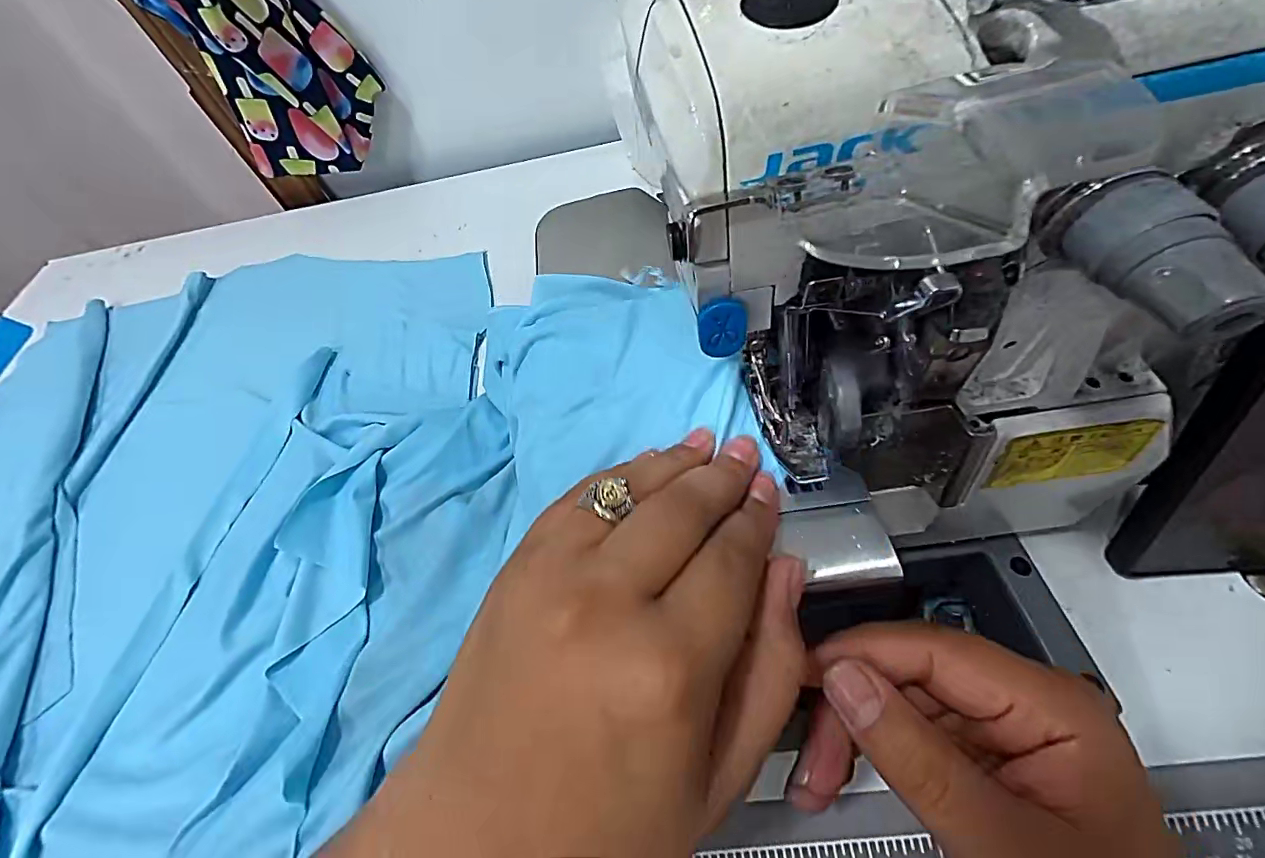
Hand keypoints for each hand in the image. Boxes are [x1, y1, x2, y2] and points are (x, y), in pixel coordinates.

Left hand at [325, 430, 807, 857]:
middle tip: (745, 456)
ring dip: (672, 462)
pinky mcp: (515, 567)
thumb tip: (784, 570)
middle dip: (721, 478)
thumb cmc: (612, 827)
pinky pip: (576, 500)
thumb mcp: (718, 776)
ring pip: (627, 490)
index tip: (771, 493)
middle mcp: (608, 602)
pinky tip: (642, 467)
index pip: (730, 559)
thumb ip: (769, 669)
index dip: (756, 520)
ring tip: (704, 445)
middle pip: (681, 511)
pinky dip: (615, 476)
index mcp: (670, 666)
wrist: (479, 832)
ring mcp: (551, 574)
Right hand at [788, 624, 1176, 857]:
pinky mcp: (981, 757)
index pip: (934, 646)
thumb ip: (918, 758)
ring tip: (822, 776)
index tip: (810, 673)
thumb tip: (846, 677)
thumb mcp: (1000, 843)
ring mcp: (1002, 730)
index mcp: (1052, 707)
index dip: (863, 652)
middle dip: (853, 707)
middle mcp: (1026, 704)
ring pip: (900, 698)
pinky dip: (870, 751)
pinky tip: (846, 772)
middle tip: (815, 755)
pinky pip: (909, 730)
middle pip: (910, 671)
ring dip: (852, 732)